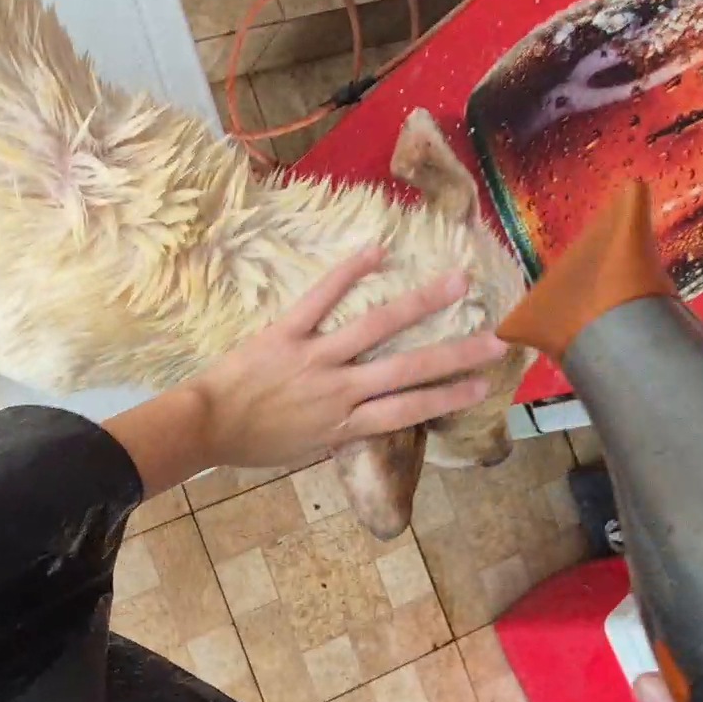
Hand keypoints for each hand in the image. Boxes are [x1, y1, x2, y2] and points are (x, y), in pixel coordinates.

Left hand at [104, 249, 510, 495]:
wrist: (204, 428)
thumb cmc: (250, 445)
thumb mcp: (301, 451)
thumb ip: (335, 433)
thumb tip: (361, 421)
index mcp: (341, 424)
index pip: (406, 412)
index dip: (447, 398)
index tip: (482, 387)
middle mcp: (338, 391)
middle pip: (407, 370)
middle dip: (455, 355)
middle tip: (498, 340)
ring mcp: (314, 359)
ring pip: (376, 327)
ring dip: (420, 303)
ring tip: (457, 282)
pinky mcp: (285, 334)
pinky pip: (319, 299)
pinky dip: (346, 273)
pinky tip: (376, 250)